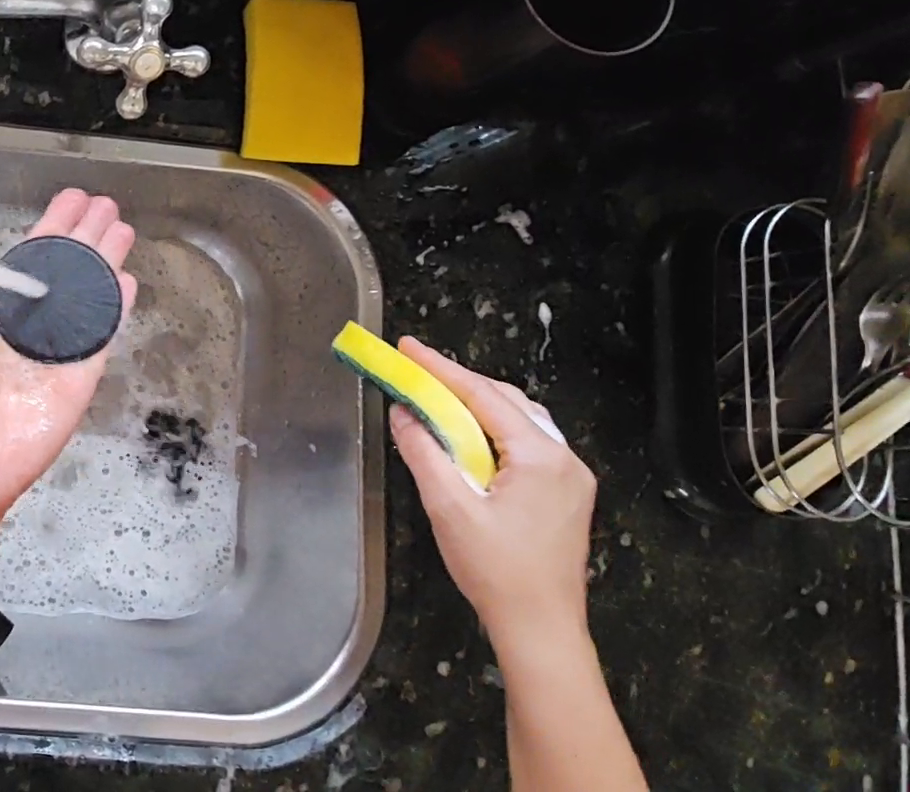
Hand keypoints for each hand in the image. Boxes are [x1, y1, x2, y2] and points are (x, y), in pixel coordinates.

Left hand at [0, 189, 138, 519]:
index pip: (29, 262)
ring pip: (89, 294)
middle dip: (85, 236)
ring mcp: (58, 350)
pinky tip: (125, 279)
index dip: (50, 230)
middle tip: (104, 205)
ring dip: (104, 261)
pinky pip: (103, 334)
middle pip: (66, 270)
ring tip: (121, 229)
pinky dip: (116, 306)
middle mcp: (30, 327)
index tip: (68, 203)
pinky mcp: (79, 376)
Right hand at [389, 337, 596, 648]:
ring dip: (473, 404)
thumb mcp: (448, 506)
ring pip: (516, 420)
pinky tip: (463, 433)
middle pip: (504, 401)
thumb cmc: (496, 569)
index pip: (483, 396)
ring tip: (432, 394)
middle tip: (413, 368)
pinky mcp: (562, 494)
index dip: (440, 368)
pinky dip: (488, 428)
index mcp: (541, 458)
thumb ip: (423, 451)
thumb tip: (403, 412)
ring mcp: (568, 477)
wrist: (539, 625)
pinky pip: (523, 442)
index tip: (406, 347)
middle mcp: (563, 459)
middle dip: (456, 381)